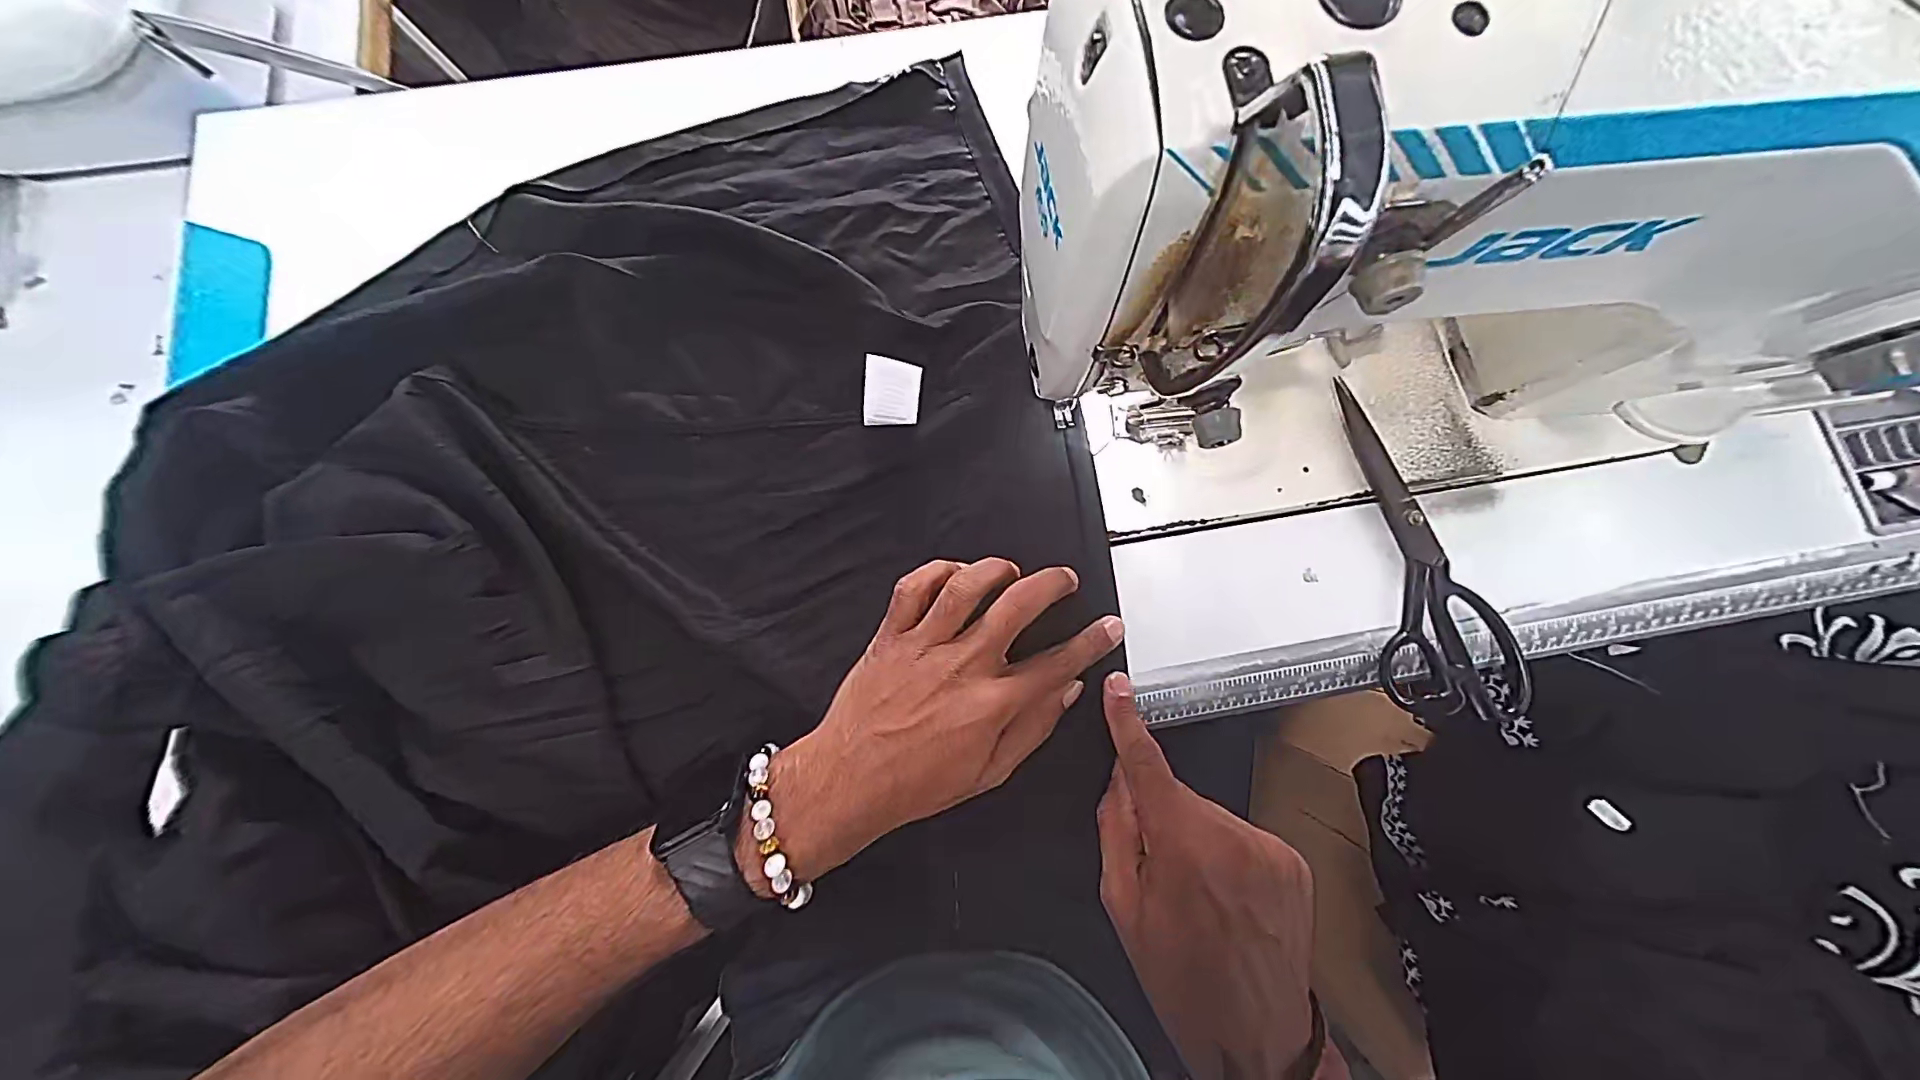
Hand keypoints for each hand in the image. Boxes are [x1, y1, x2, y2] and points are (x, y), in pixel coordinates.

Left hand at [740, 558, 1124, 891]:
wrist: (849, 779)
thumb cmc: (914, 781)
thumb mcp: (989, 772)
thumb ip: (1033, 727)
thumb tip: (1064, 693)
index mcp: (990, 704)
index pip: (1057, 661)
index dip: (1091, 640)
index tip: (1106, 627)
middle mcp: (961, 666)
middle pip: (1018, 606)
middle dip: (1053, 584)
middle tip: (1064, 580)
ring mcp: (923, 647)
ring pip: (967, 586)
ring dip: (998, 569)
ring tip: (1012, 570)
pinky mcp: (891, 637)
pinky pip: (913, 588)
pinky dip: (937, 571)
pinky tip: (953, 574)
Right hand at [1098, 673, 1335, 1079]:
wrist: (1258, 1037)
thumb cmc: (1183, 981)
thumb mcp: (1123, 905)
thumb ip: (1115, 829)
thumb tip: (1118, 779)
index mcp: (1181, 847)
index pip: (1147, 766)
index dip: (1128, 723)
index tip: (1119, 689)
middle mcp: (1231, 838)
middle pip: (1178, 794)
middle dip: (1161, 816)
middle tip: (1160, 869)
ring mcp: (1268, 847)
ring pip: (1209, 812)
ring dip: (1195, 837)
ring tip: (1199, 894)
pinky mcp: (1290, 858)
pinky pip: (1240, 832)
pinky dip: (1225, 851)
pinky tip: (1227, 896)